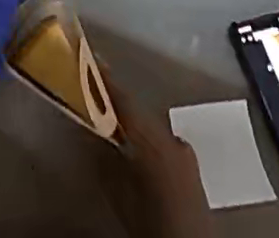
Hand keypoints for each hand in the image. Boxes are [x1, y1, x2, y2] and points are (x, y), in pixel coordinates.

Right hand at [103, 65, 211, 237]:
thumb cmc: (150, 220)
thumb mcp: (118, 190)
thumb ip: (103, 156)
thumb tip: (88, 129)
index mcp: (152, 139)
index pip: (125, 101)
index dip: (106, 80)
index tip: (91, 57)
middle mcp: (172, 138)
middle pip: (139, 111)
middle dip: (117, 100)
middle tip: (95, 88)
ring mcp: (185, 152)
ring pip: (151, 125)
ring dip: (132, 118)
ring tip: (111, 114)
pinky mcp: (191, 166)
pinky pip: (163, 139)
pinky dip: (146, 133)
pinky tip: (135, 141)